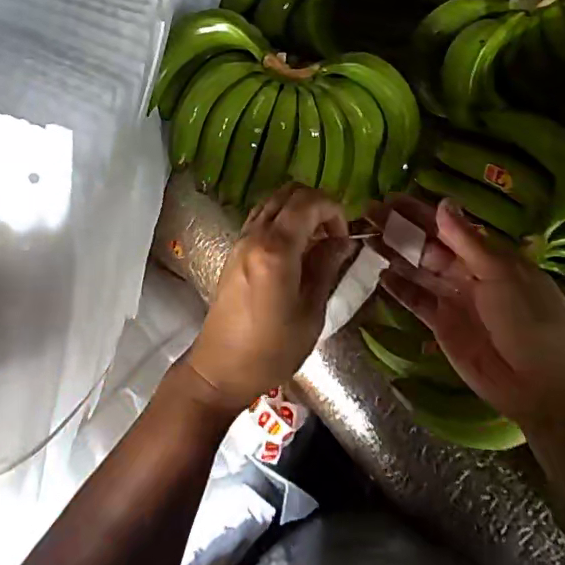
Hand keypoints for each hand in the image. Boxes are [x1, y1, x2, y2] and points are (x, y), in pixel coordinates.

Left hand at [182, 184, 358, 412]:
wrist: (220, 371)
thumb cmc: (271, 350)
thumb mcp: (310, 312)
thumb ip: (326, 268)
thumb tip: (342, 242)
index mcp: (276, 249)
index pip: (309, 203)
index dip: (335, 211)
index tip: (345, 239)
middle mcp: (255, 235)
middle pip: (290, 193)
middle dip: (318, 204)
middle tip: (333, 234)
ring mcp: (241, 241)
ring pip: (273, 201)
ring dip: (299, 209)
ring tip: (316, 241)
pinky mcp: (234, 252)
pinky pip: (261, 217)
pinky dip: (282, 219)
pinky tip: (294, 248)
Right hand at [371, 196, 564, 427]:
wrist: (541, 382)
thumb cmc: (530, 318)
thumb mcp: (501, 272)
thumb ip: (467, 240)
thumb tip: (442, 203)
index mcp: (487, 254)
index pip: (447, 226)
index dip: (420, 212)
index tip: (392, 196)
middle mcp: (467, 271)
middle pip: (428, 246)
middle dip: (400, 229)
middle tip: (369, 211)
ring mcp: (453, 298)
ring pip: (418, 270)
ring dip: (394, 254)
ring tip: (365, 236)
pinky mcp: (442, 325)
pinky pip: (416, 301)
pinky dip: (399, 288)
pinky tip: (380, 274)